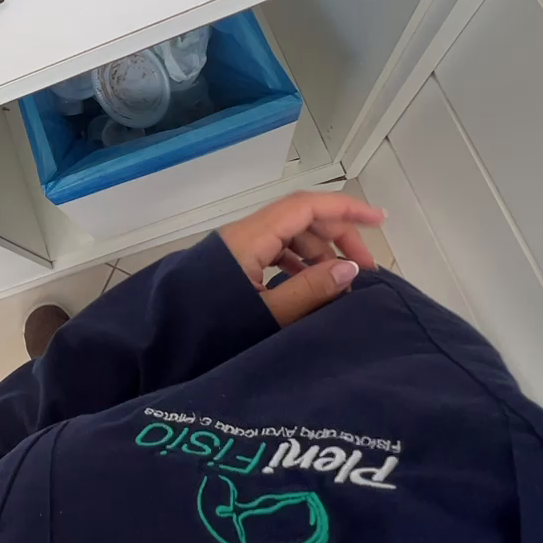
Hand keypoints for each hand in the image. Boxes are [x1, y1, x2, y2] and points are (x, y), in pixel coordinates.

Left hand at [217, 191, 385, 324]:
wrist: (163, 336)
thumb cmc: (213, 325)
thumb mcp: (268, 313)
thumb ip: (311, 290)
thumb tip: (350, 269)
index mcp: (251, 237)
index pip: (306, 206)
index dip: (345, 208)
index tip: (380, 220)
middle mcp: (244, 234)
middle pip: (300, 219)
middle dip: (337, 237)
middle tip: (365, 270)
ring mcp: (237, 247)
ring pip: (288, 235)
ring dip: (318, 252)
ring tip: (340, 283)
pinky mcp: (232, 262)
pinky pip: (273, 251)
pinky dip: (298, 262)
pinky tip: (310, 284)